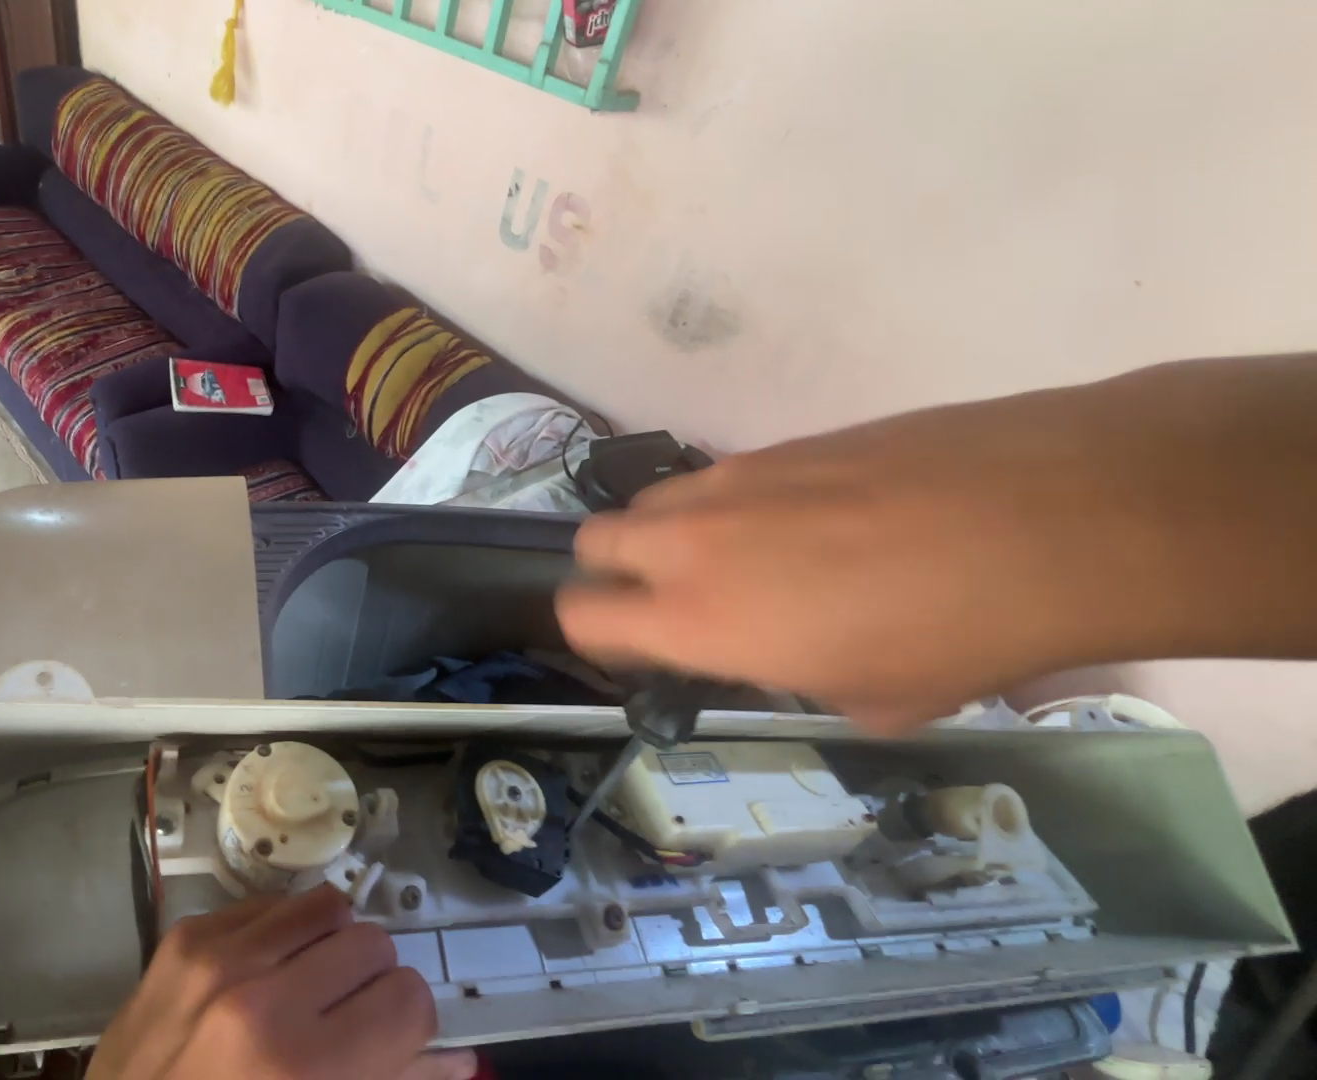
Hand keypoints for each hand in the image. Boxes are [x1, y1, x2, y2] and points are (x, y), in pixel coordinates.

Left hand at [87, 886, 475, 1079]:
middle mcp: (260, 999)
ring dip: (330, 946)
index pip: (409, 1000)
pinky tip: (264, 975)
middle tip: (342, 1021)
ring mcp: (216, 959)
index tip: (387, 1043)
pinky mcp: (185, 938)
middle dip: (370, 984)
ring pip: (328, 905)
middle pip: (373, 942)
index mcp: (303, 1069)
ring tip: (307, 987)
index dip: (408, 1026)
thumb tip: (463, 1059)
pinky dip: (282, 934)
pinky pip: (271, 903)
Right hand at [557, 357, 1316, 733]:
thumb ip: (782, 674)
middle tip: (672, 598)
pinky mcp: (776, 443)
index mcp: (695, 619)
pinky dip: (731, 506)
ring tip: (740, 558)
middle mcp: (688, 541)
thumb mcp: (861, 697)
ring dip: (667, 534)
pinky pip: (718, 478)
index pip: (579, 614)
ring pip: (650, 501)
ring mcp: (728, 481)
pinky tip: (809, 522)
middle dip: (612, 572)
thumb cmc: (954, 636)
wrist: (1052, 517)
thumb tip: (781, 651)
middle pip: (592, 541)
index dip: (591, 634)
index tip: (634, 647)